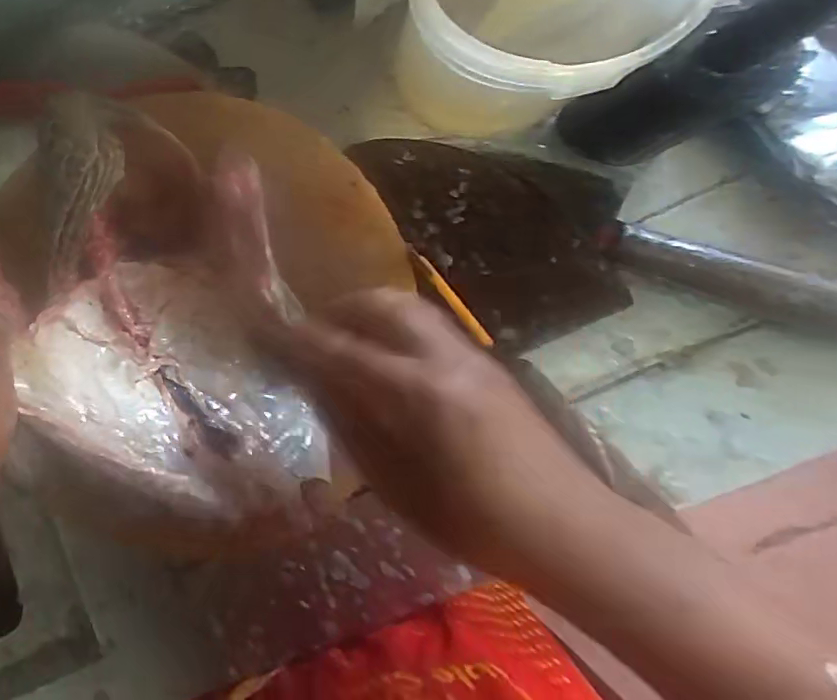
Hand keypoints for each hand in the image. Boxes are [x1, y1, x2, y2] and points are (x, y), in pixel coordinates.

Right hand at [258, 289, 613, 579]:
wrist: (573, 532)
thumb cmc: (474, 522)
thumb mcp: (396, 485)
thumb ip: (351, 425)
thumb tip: (316, 384)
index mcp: (416, 394)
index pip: (338, 349)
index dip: (295, 338)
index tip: (263, 329)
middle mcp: (443, 360)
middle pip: (378, 304)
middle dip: (335, 309)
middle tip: (310, 330)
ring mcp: (470, 355)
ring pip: (406, 305)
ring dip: (366, 311)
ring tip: (345, 336)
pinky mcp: (486, 362)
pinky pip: (426, 323)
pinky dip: (393, 324)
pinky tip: (385, 355)